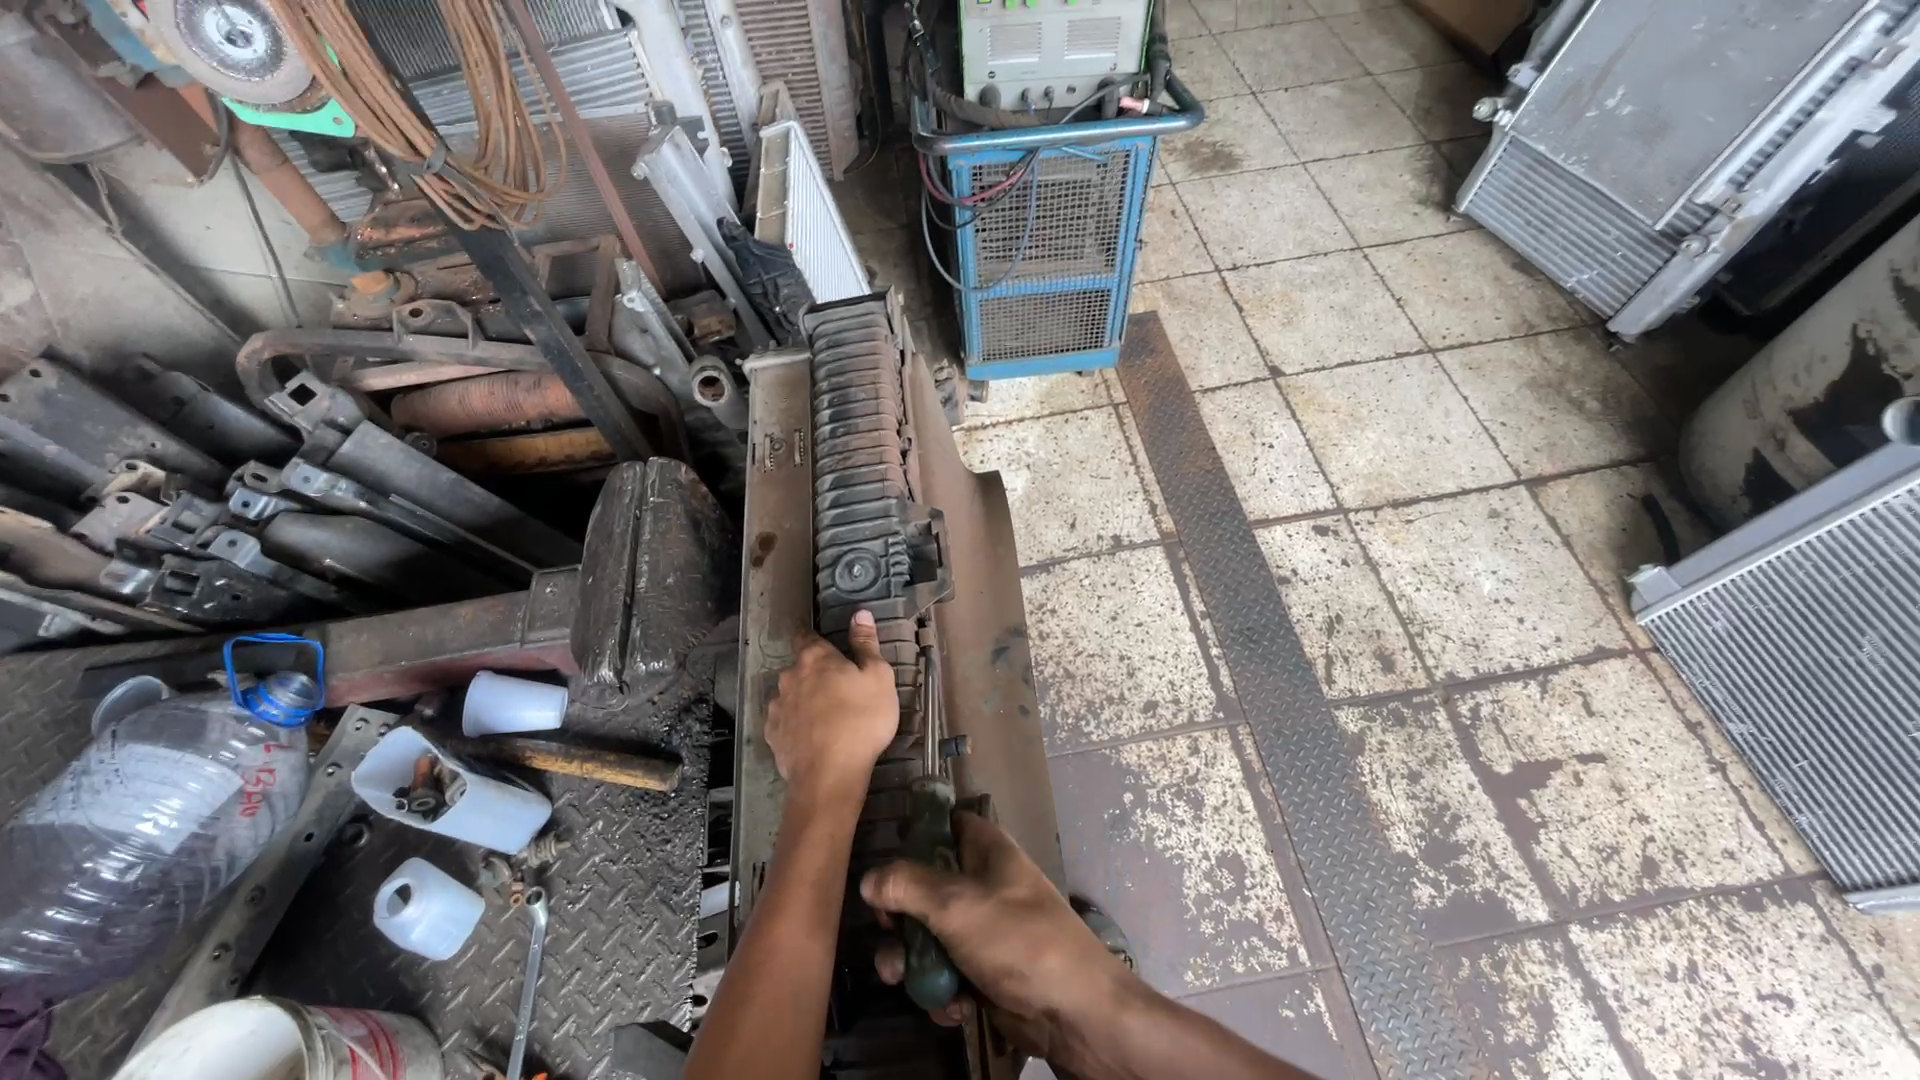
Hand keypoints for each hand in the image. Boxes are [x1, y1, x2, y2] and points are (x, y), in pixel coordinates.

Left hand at [765, 610, 899, 803]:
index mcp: (815, 658)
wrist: (830, 772)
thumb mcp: (878, 677)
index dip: (814, 638)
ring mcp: (777, 707)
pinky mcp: (772, 735)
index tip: (825, 646)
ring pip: (790, 695)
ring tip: (823, 717)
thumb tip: (859, 613)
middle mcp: (790, 676)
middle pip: (799, 668)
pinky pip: (784, 722)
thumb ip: (866, 644)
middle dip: (812, 673)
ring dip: (803, 700)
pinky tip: (810, 737)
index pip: (806, 636)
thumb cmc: (861, 719)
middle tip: (835, 688)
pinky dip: (795, 725)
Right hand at [860, 813, 1142, 1065]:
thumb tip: (869, 879)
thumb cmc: (1017, 939)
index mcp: (987, 851)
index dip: (916, 835)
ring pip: (931, 936)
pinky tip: (951, 1007)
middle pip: (926, 886)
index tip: (886, 861)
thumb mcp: (955, 904)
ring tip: (905, 982)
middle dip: (901, 917)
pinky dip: (943, 990)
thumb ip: (907, 886)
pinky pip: (948, 973)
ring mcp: (986, 931)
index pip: (947, 823)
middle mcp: (985, 884)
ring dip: (914, 962)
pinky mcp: (986, 972)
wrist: (1075, 1012)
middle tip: (889, 934)